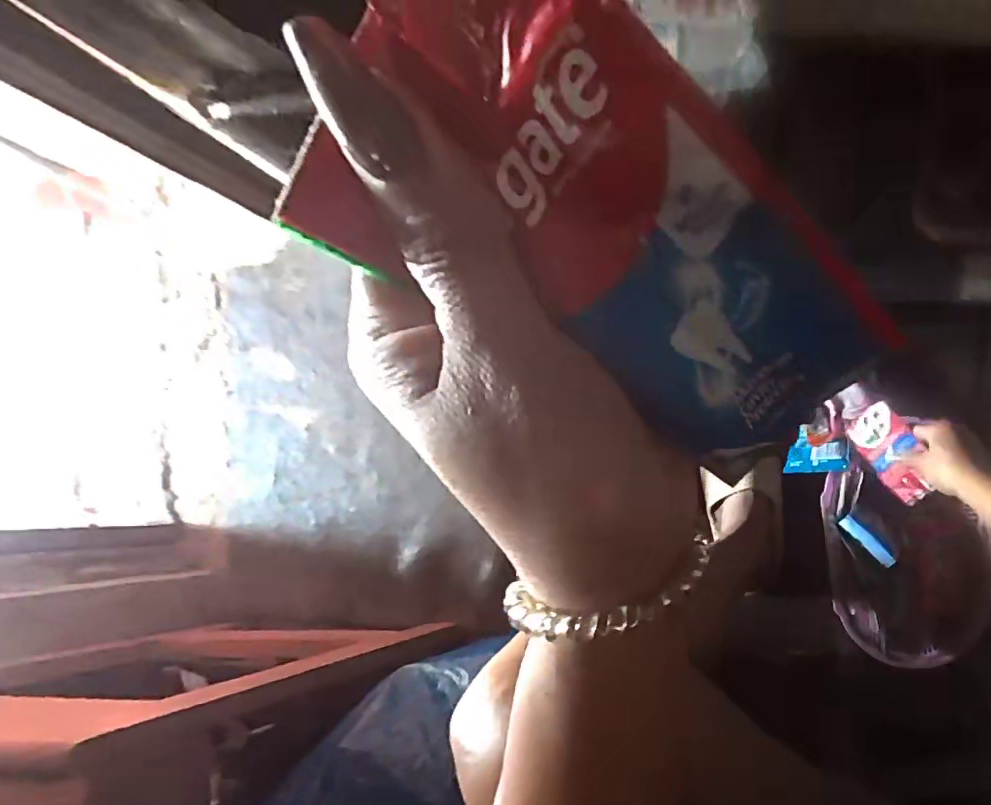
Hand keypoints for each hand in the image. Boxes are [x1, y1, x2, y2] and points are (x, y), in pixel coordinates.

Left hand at [285, 18, 701, 612]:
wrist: (637, 558)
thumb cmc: (551, 474)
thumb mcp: (495, 354)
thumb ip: (444, 230)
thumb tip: (340, 74)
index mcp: (399, 328)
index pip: (385, 197)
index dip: (421, 126)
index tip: (484, 60)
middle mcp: (452, 322)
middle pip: (467, 207)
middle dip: (514, 157)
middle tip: (577, 90)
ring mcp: (522, 331)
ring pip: (535, 232)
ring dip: (572, 190)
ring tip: (623, 128)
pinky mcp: (584, 341)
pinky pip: (588, 266)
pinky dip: (613, 233)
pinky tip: (650, 192)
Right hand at [903, 420, 986, 498]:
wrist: (978, 482)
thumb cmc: (945, 469)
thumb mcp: (921, 464)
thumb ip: (905, 457)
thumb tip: (892, 453)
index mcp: (938, 426)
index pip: (915, 429)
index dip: (906, 441)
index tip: (901, 454)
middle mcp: (953, 427)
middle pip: (930, 436)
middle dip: (921, 448)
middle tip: (912, 463)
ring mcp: (966, 437)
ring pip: (943, 444)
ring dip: (935, 454)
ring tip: (927, 470)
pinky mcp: (976, 449)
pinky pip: (954, 451)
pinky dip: (948, 458)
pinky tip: (944, 471)